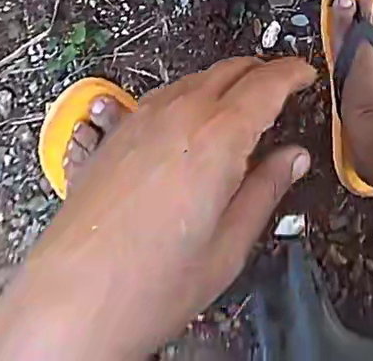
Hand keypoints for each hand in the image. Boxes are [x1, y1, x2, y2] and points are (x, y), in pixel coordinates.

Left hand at [0, 58, 316, 359]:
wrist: (65, 303)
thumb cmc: (151, 286)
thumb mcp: (226, 247)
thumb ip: (265, 190)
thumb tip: (294, 156)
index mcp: (217, 137)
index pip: (267, 84)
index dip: (292, 73)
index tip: (307, 74)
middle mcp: (182, 112)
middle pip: (234, 69)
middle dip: (264, 72)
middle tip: (283, 88)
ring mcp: (145, 114)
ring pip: (201, 76)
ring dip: (229, 81)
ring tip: (244, 106)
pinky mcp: (120, 128)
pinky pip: (170, 92)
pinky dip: (196, 92)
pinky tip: (197, 121)